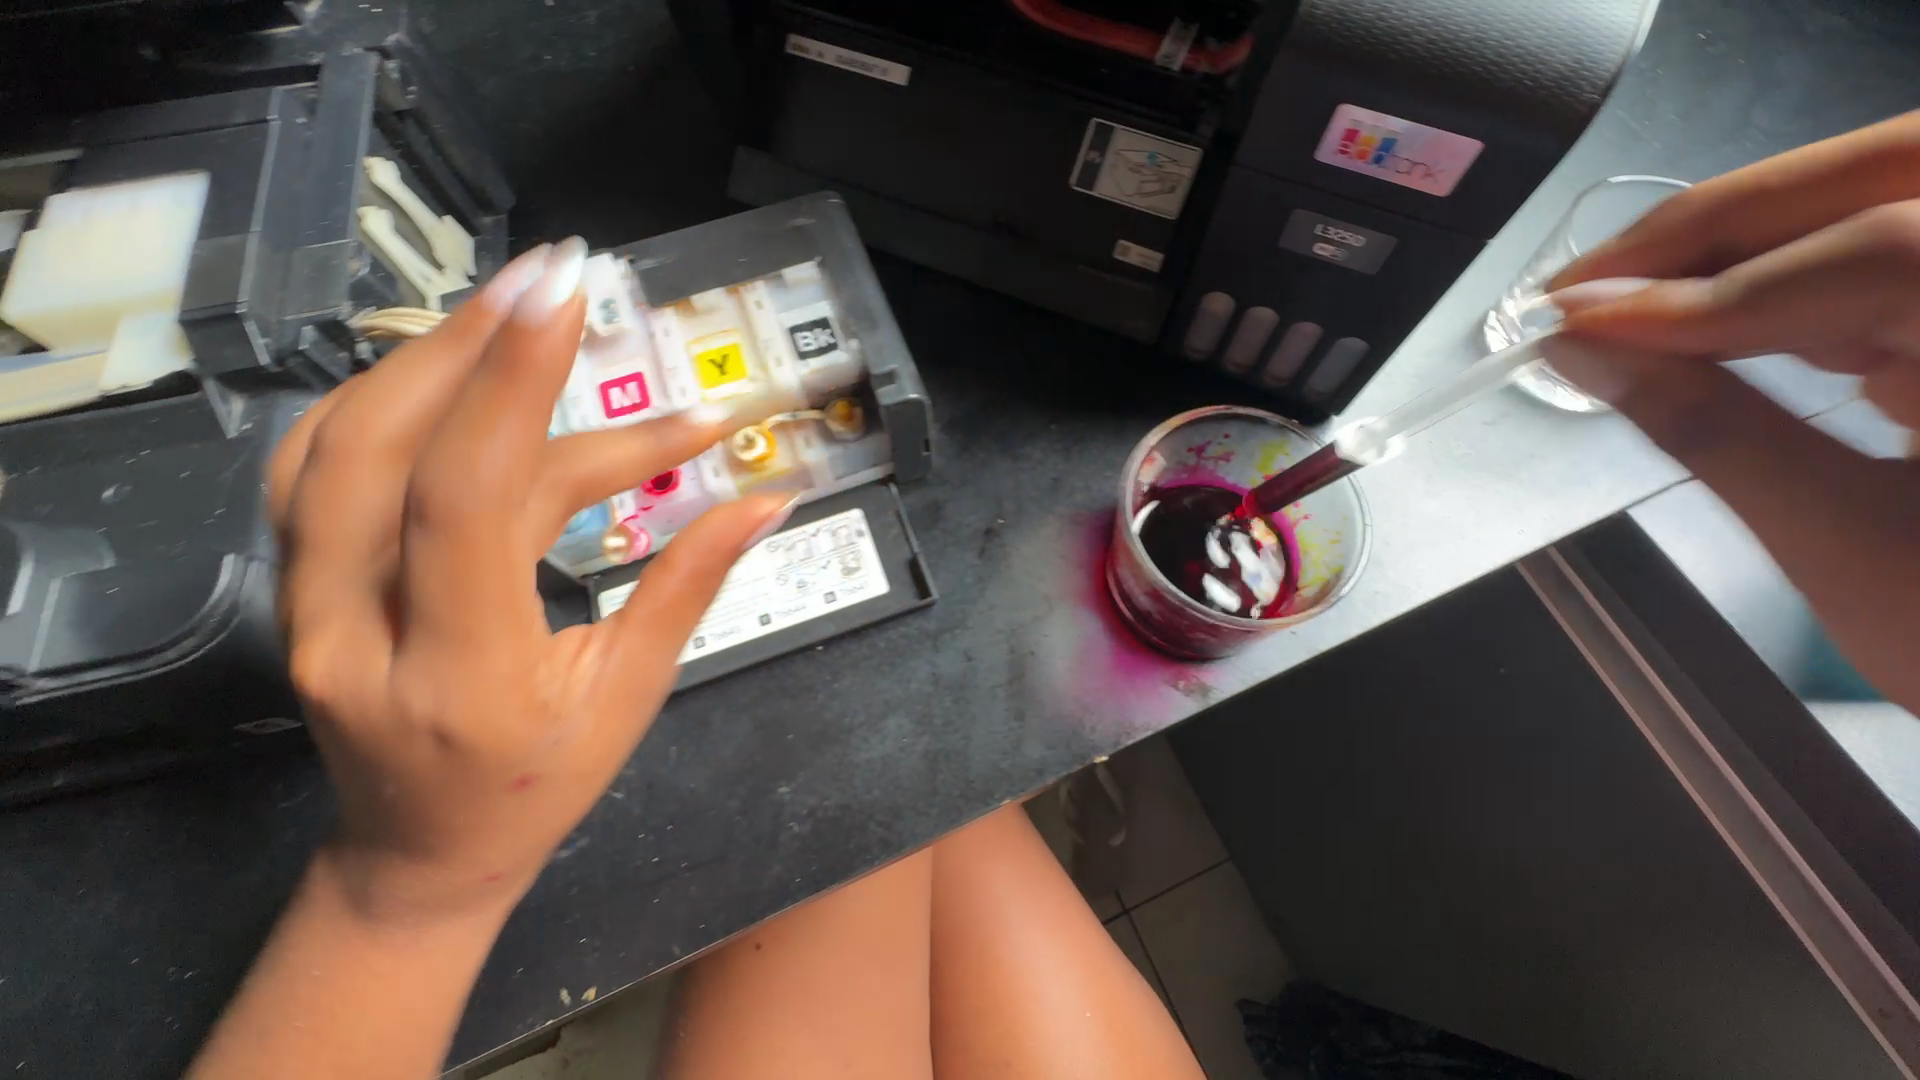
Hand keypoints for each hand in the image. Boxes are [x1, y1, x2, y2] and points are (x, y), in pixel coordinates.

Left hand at [268, 238, 791, 923]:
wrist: (420, 853)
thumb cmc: (544, 785)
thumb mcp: (634, 695)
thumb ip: (690, 587)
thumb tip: (764, 500)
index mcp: (464, 670)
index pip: (471, 501)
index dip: (518, 387)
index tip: (570, 300)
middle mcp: (360, 631)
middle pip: (385, 451)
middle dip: (472, 346)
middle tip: (554, 278)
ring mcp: (307, 608)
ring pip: (334, 447)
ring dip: (425, 359)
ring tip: (512, 311)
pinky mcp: (297, 588)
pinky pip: (318, 469)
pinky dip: (382, 399)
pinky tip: (448, 370)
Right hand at [1540, 110, 1919, 711]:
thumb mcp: (1845, 543)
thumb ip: (1708, 430)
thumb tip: (1580, 351)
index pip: (1884, 254)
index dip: (1704, 289)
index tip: (1570, 325)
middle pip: (1891, 174)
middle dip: (1717, 225)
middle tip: (1583, 284)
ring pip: (1878, 198)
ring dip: (1736, 246)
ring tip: (1621, 305)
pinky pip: (1878, 252)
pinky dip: (1775, 279)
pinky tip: (1703, 326)